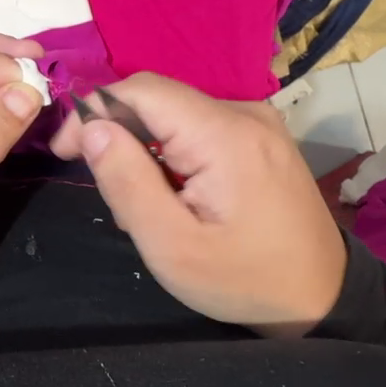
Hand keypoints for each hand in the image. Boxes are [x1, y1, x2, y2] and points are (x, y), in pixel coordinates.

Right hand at [50, 72, 344, 335]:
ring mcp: (257, 123)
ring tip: (149, 211)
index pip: (140, 89)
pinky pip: (198, 130)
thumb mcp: (171, 245)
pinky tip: (176, 200)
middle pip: (157, 102)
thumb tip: (91, 127)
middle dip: (119, 141)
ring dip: (145, 154)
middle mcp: (244, 112)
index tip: (66, 153)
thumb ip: (127, 182)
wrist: (320, 298)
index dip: (92, 111)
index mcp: (223, 134)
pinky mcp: (260, 138)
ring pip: (174, 117)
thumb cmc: (242, 280)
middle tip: (116, 201)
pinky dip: (172, 158)